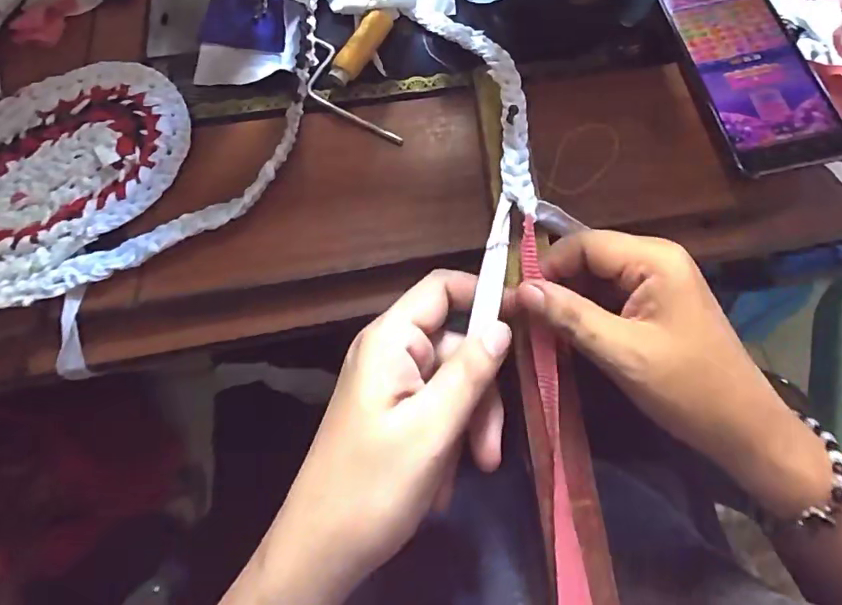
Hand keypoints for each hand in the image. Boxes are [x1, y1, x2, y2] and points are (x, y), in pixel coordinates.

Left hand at [225, 270, 513, 604]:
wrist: (317, 555)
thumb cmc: (372, 486)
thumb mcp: (432, 430)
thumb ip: (470, 372)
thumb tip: (503, 325)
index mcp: (390, 340)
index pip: (441, 287)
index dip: (483, 294)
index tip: (524, 318)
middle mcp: (389, 352)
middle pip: (455, 344)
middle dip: (480, 392)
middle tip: (490, 448)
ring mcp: (389, 383)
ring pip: (451, 381)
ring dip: (468, 424)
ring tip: (473, 470)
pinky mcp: (391, 412)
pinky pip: (435, 408)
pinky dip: (448, 439)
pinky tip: (442, 481)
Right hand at [516, 230, 830, 516]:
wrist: (748, 430)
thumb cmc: (688, 389)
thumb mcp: (623, 354)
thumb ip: (571, 317)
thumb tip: (522, 290)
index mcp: (654, 258)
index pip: (585, 243)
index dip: (549, 266)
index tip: (520, 298)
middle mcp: (657, 256)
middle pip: (591, 255)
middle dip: (558, 283)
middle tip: (526, 315)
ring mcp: (660, 278)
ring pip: (599, 275)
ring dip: (572, 298)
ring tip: (542, 325)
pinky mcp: (659, 300)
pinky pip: (614, 293)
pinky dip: (590, 310)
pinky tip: (571, 332)